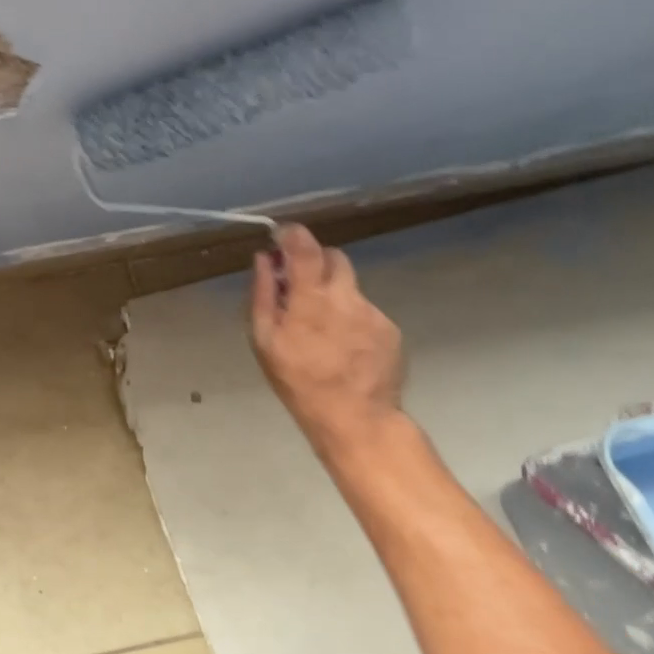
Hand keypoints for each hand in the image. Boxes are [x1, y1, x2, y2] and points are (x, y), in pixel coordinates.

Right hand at [250, 224, 405, 456]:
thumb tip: (264, 260)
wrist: (356, 419)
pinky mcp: (390, 329)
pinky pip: (365, 311)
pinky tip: (344, 346)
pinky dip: (351, 318)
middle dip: (315, 263)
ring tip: (323, 329)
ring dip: (333, 294)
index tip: (281, 236)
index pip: (306, 247)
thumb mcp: (264, 340)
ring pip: (350, 287)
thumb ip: (263, 294)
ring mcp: (373, 313)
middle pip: (334, 258)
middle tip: (300, 286)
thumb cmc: (298, 380)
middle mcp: (347, 297)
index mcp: (312, 298)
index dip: (293, 234)